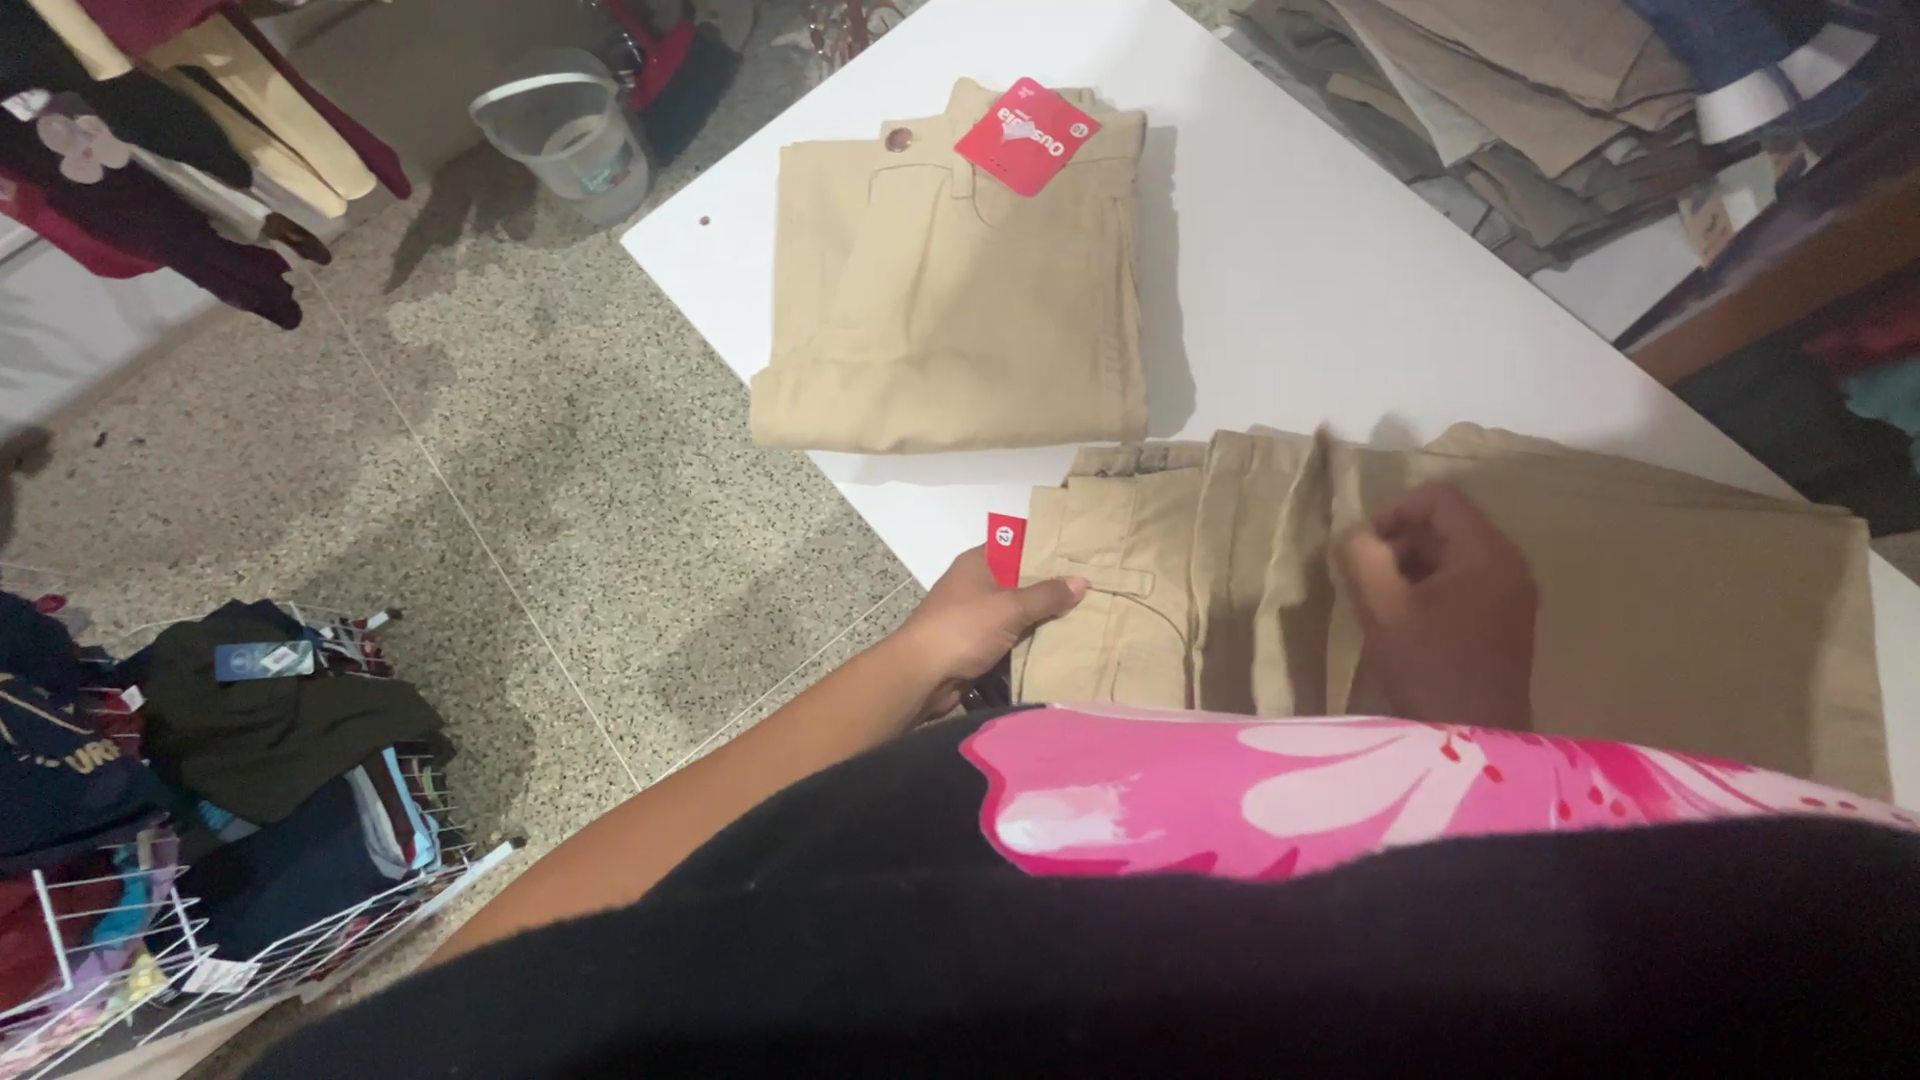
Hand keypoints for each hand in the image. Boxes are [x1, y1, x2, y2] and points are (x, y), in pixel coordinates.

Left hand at [888, 547, 1088, 716]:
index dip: (1043, 549)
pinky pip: (1008, 639)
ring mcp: (973, 617)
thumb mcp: (1010, 607)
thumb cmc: (962, 628)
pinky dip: (1027, 643)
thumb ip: (1046, 595)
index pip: (1014, 545)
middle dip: (1049, 589)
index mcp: (976, 563)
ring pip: (1015, 613)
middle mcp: (974, 585)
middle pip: (1018, 581)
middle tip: (1089, 591)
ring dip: (1040, 620)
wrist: (922, 675)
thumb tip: (1081, 580)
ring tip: (1083, 618)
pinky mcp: (975, 645)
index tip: (1077, 555)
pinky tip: (1058, 645)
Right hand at [1337, 483, 1536, 729]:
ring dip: (1410, 567)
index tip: (1364, 547)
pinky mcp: (1506, 618)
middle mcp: (1509, 564)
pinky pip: (1464, 581)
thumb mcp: (1382, 606)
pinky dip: (1429, 587)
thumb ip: (1364, 557)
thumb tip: (1356, 534)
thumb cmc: (1427, 664)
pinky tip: (1406, 619)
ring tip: (1382, 601)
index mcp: (1487, 554)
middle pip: (1447, 525)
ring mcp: (1512, 593)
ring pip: (1452, 555)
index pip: (1440, 499)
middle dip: (1400, 542)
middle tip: (1367, 578)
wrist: (1473, 732)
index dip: (1394, 511)